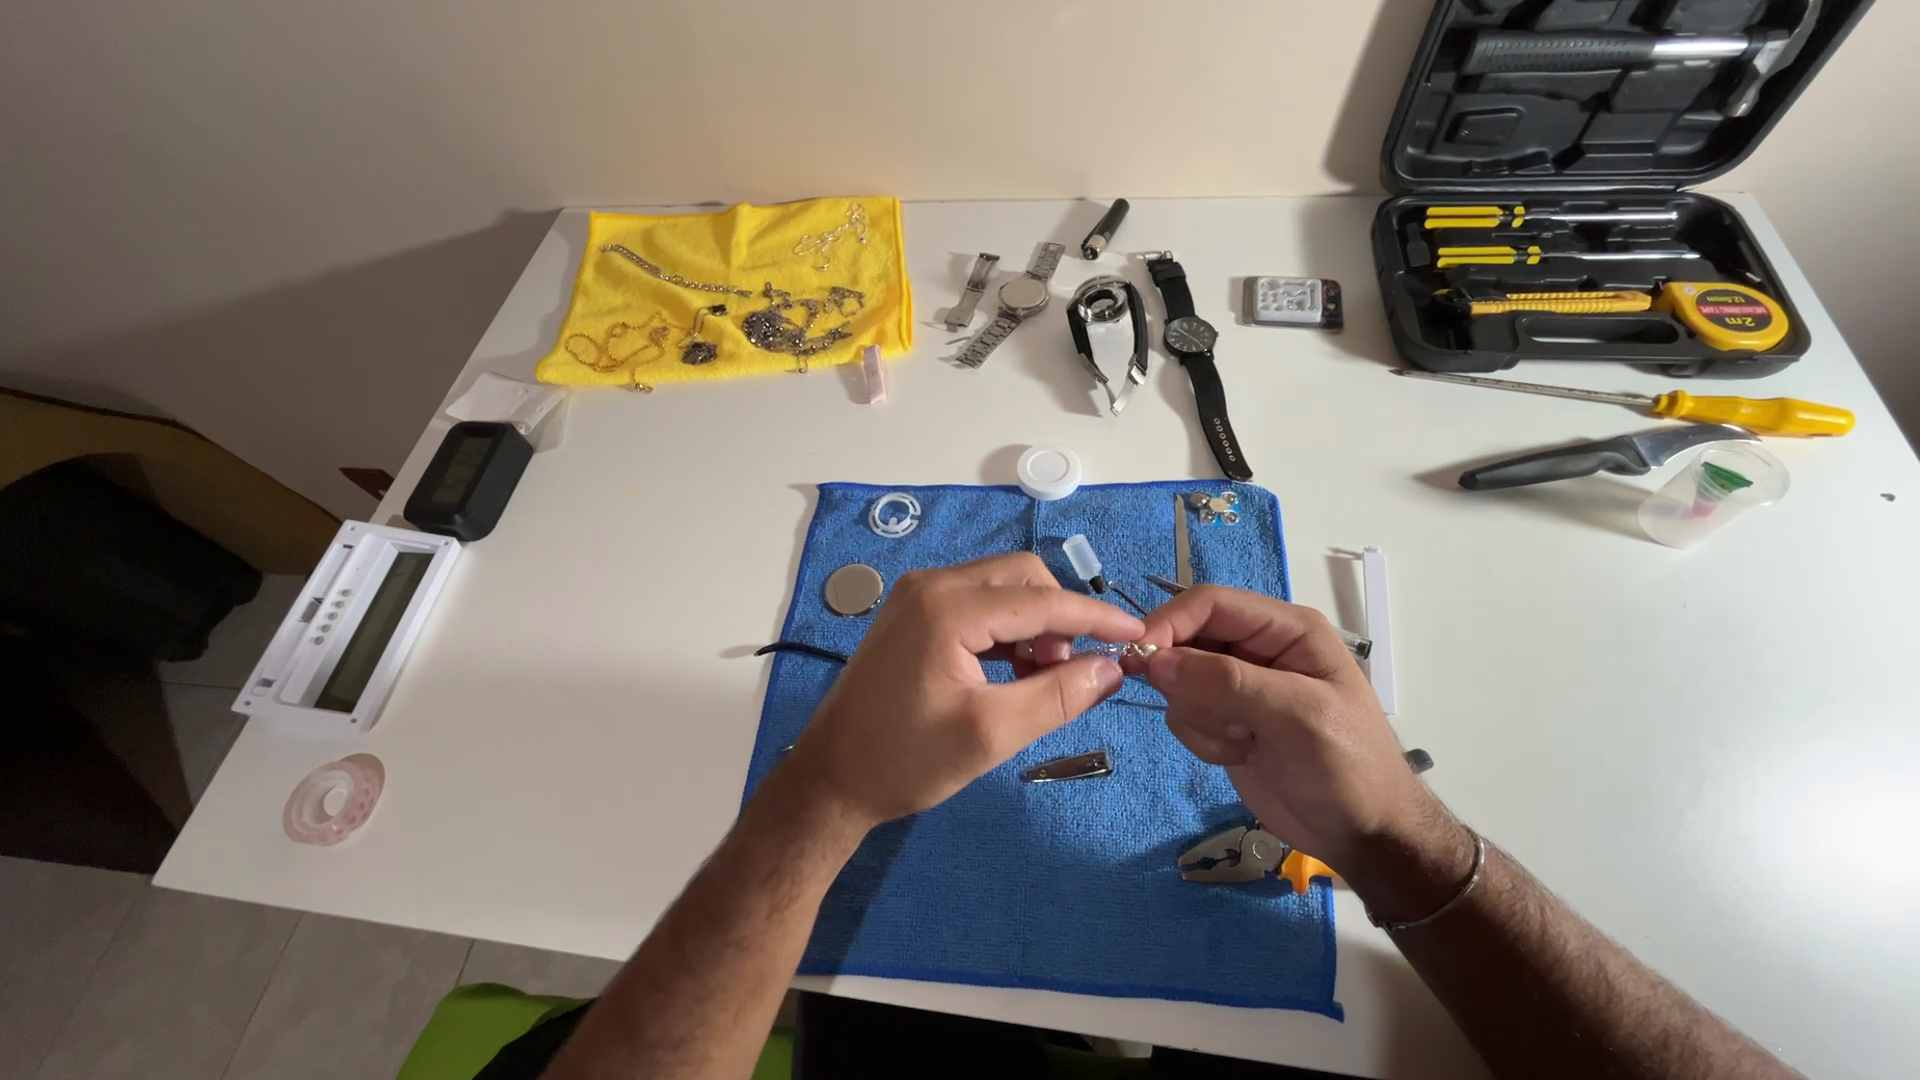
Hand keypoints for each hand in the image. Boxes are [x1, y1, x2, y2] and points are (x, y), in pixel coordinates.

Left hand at [785, 553, 1143, 828]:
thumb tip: (1112, 667)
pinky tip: (1014, 670)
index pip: (1041, 599)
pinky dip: (1006, 629)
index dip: (1095, 616)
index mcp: (948, 607)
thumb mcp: (992, 734)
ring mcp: (917, 595)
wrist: (832, 778)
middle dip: (1060, 616)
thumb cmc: (907, 760)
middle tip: (1073, 669)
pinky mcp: (913, 613)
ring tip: (1042, 676)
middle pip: (1021, 578)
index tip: (1136, 635)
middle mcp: (931, 585)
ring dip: (1034, 623)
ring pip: (1001, 588)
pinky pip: (977, 603)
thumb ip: (1058, 695)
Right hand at [1138, 587, 1454, 875]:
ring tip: (1241, 740)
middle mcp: (1257, 648)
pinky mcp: (1224, 718)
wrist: (1362, 835)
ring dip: (1198, 715)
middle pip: (1186, 638)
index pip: (1210, 603)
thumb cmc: (1346, 768)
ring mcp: (1238, 685)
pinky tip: (1239, 753)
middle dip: (1184, 678)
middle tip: (1205, 715)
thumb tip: (1155, 660)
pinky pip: (1183, 712)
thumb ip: (1227, 682)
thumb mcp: (1296, 716)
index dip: (1170, 622)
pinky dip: (1201, 737)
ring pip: (1178, 679)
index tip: (1138, 658)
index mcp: (1285, 629)